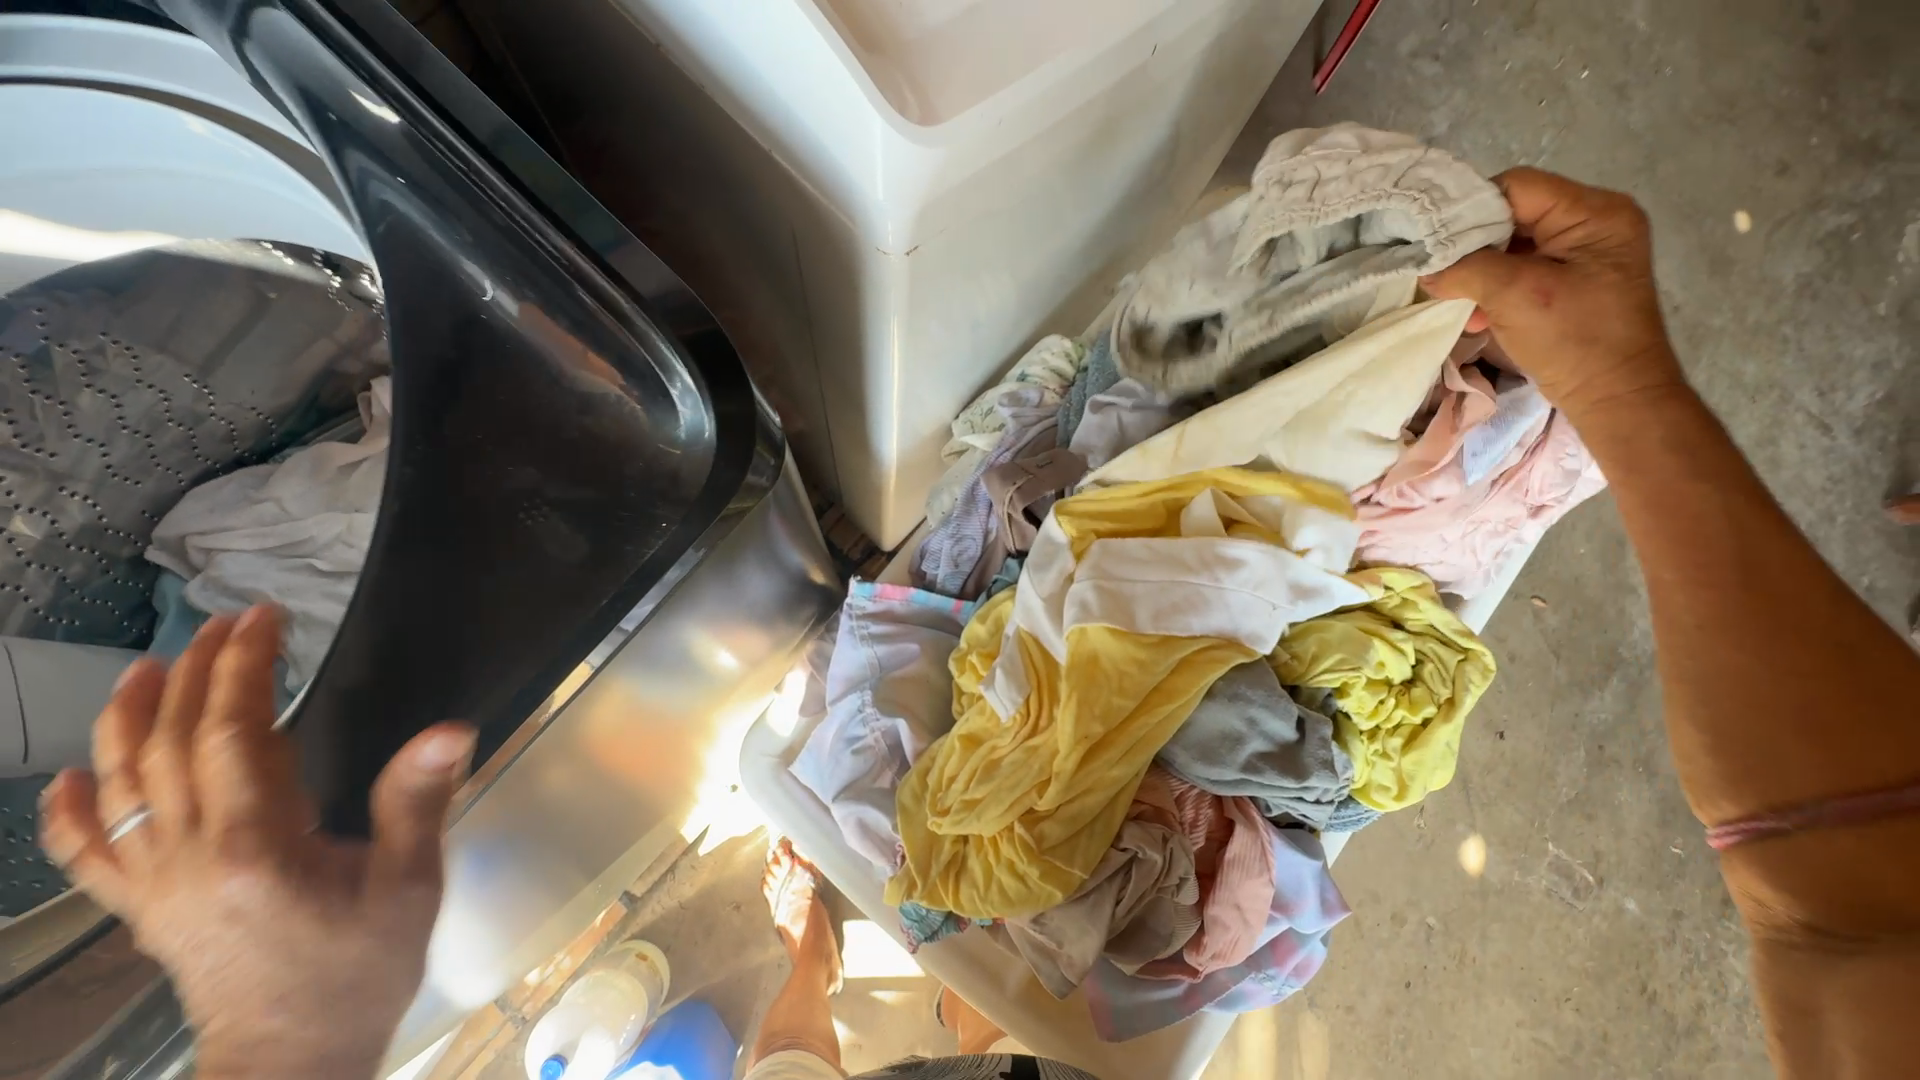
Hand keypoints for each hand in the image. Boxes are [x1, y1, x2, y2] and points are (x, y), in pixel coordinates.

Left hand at [38, 605, 474, 1078]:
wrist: (293, 1060)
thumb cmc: (360, 969)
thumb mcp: (410, 884)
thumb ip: (418, 802)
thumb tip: (449, 730)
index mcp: (256, 845)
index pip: (235, 734)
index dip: (246, 669)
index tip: (265, 620)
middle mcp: (187, 858)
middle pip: (171, 747)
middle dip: (196, 676)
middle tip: (224, 625)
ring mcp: (153, 887)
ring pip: (118, 789)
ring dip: (127, 722)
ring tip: (147, 669)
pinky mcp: (141, 912)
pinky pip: (88, 857)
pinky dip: (68, 814)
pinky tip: (65, 779)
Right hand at [1423, 166, 1687, 418]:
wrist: (1613, 394)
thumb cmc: (1574, 339)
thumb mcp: (1514, 295)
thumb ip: (1466, 269)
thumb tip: (1425, 267)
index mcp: (1593, 213)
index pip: (1515, 187)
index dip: (1469, 210)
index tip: (1433, 243)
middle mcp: (1591, 222)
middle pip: (1511, 214)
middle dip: (1470, 244)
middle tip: (1438, 270)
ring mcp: (1581, 253)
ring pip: (1509, 244)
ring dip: (1476, 270)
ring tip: (1455, 296)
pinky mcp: (1568, 281)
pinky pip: (1518, 269)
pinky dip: (1490, 287)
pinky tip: (1474, 312)